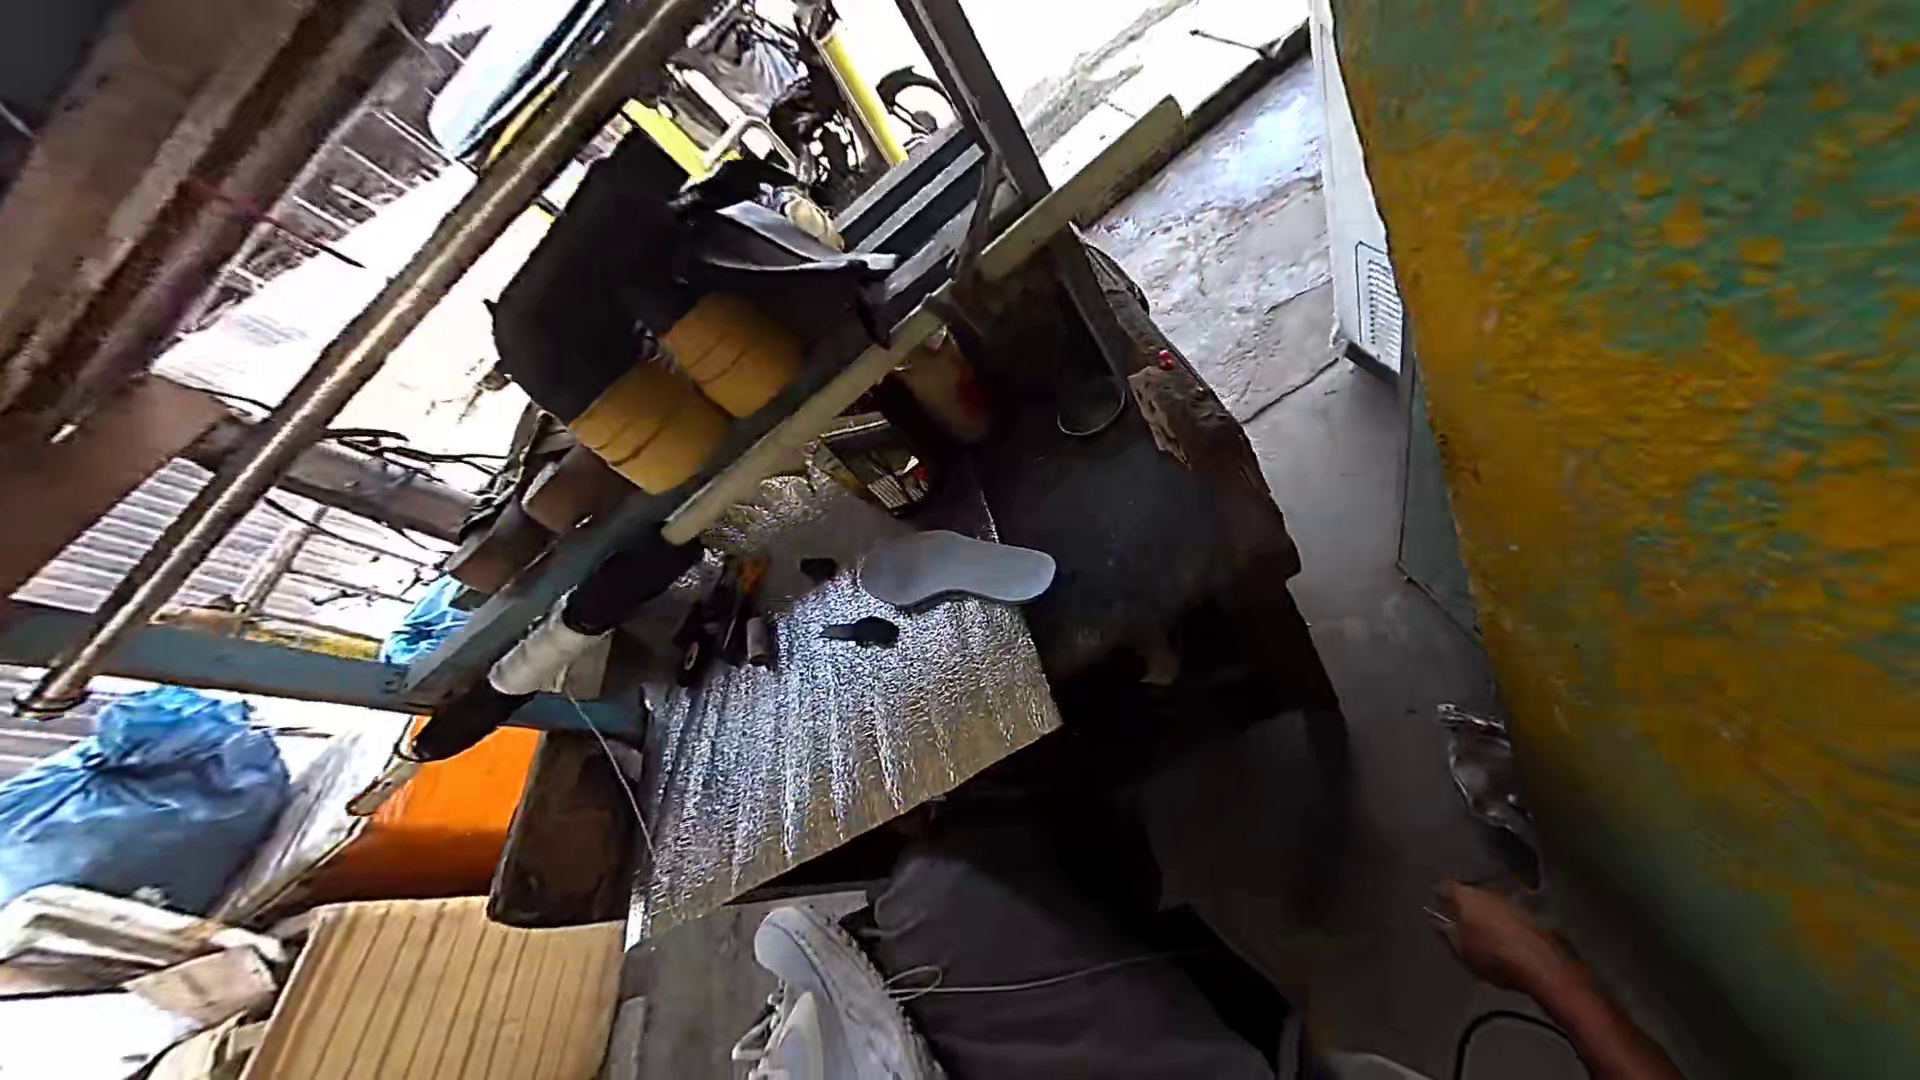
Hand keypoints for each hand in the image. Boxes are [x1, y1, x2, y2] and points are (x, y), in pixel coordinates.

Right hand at [1433, 881, 1578, 991]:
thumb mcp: (1459, 951)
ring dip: (1492, 918)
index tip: (1441, 906)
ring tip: (1492, 941)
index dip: (1442, 896)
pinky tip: (1513, 948)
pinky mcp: (1538, 920)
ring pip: (1496, 907)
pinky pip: (1517, 920)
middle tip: (1466, 926)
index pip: (1446, 885)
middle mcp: (1490, 893)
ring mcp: (1515, 905)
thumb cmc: (1499, 960)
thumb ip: (1445, 931)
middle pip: (1473, 895)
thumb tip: (1439, 924)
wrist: (1545, 974)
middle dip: (1469, 908)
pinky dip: (1513, 929)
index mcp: (1465, 895)